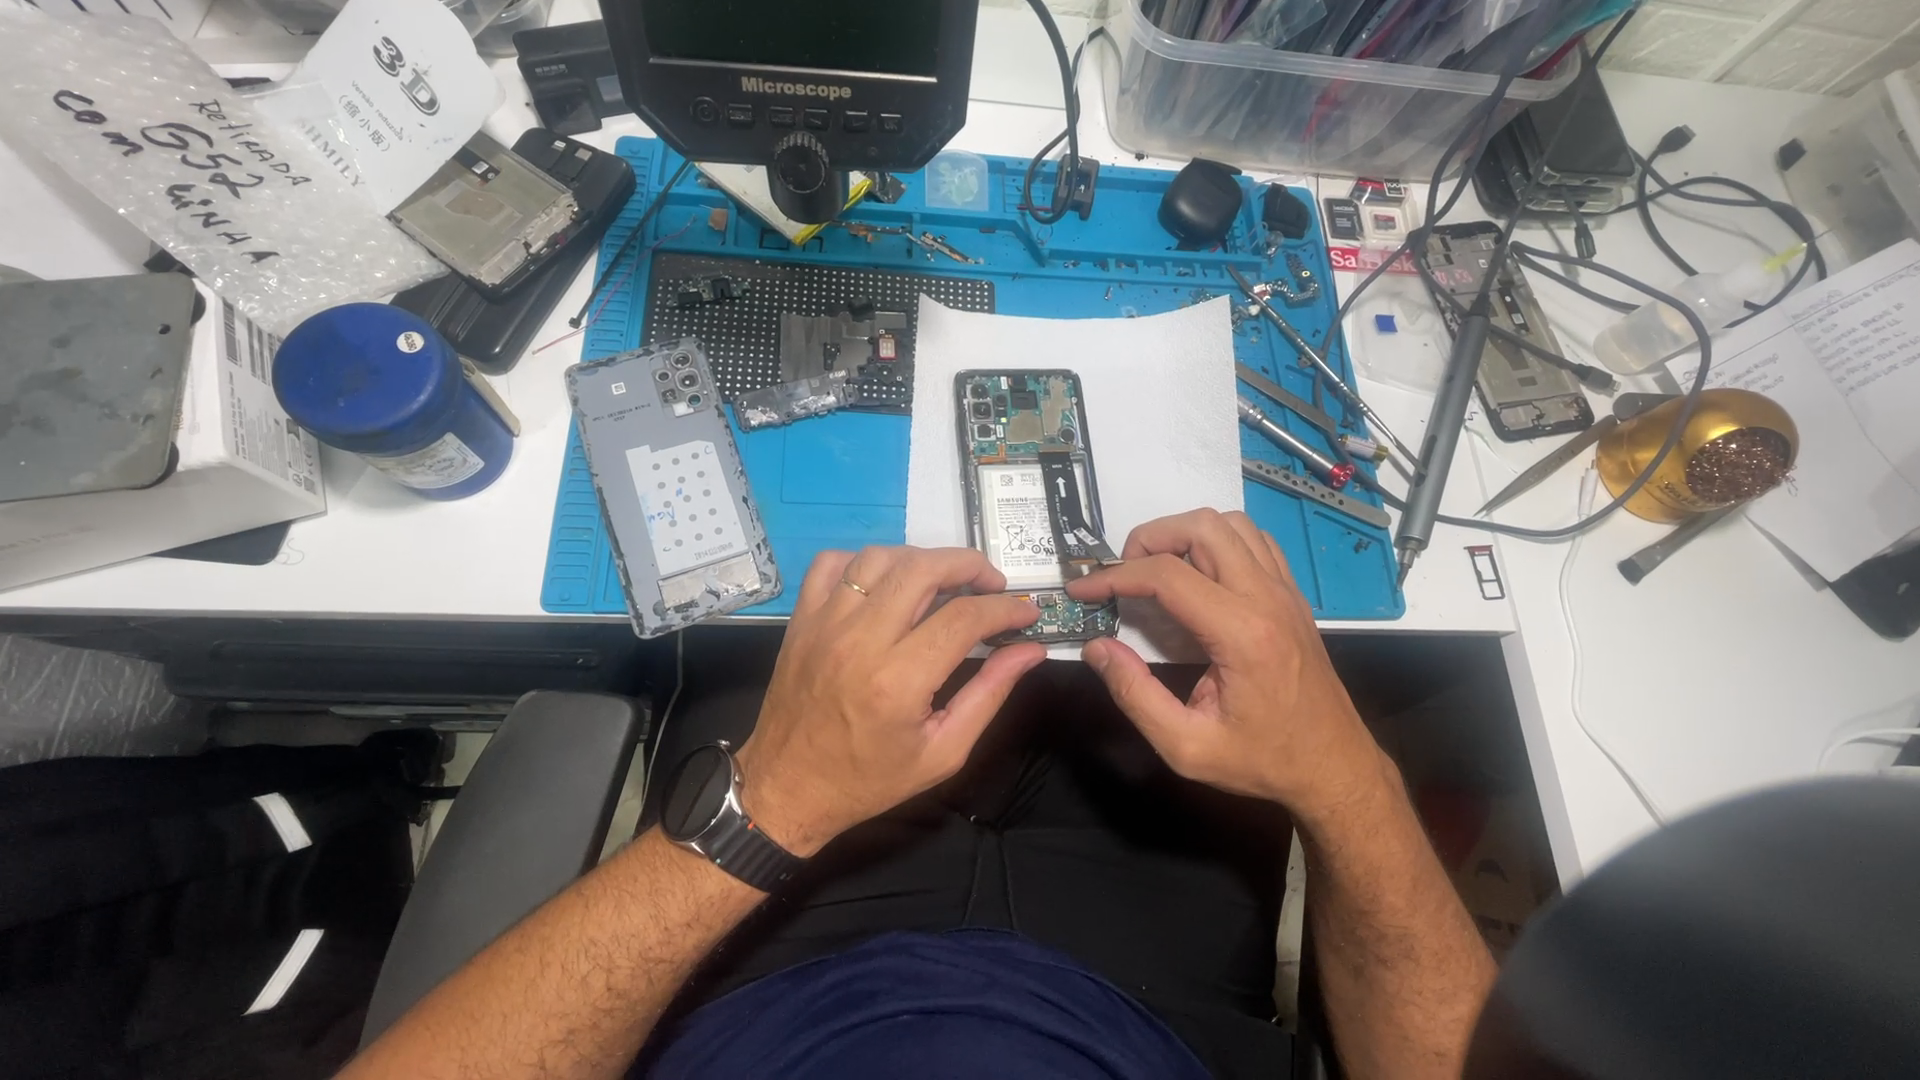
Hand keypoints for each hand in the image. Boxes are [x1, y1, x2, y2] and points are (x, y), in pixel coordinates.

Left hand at [734, 547, 1047, 856]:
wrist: (788, 788)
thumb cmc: (870, 779)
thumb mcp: (943, 752)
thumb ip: (989, 694)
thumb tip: (1030, 650)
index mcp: (899, 681)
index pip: (964, 617)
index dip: (1005, 608)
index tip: (1025, 611)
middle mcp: (860, 641)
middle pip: (923, 569)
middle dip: (969, 565)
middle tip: (990, 584)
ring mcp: (825, 624)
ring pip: (880, 557)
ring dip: (921, 559)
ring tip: (943, 581)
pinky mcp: (802, 619)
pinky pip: (831, 564)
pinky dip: (864, 561)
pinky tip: (885, 583)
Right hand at [1064, 509, 1384, 815]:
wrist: (1335, 769)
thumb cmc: (1262, 761)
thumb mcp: (1187, 746)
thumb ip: (1136, 695)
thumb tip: (1097, 648)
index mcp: (1241, 634)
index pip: (1168, 575)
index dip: (1114, 576)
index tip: (1082, 590)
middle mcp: (1267, 599)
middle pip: (1203, 527)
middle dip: (1150, 538)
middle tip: (1123, 574)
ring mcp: (1285, 592)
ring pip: (1231, 524)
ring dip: (1185, 534)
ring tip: (1158, 570)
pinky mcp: (1292, 596)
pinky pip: (1255, 541)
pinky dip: (1218, 541)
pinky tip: (1199, 574)